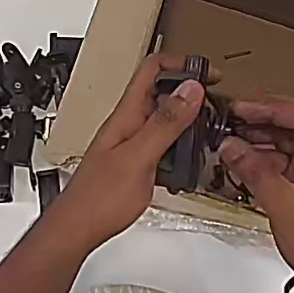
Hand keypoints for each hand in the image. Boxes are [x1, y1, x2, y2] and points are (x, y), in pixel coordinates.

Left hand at [44, 53, 202, 250]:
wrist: (78, 229)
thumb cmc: (98, 198)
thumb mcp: (139, 156)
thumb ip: (166, 123)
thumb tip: (190, 90)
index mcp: (127, 114)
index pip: (152, 69)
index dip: (181, 63)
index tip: (207, 72)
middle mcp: (129, 123)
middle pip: (162, 89)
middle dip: (190, 87)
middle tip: (215, 97)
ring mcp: (133, 141)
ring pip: (164, 115)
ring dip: (187, 114)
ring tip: (208, 122)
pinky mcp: (138, 160)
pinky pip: (164, 140)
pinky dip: (181, 141)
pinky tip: (190, 154)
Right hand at [219, 96, 293, 292]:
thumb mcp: (286, 208)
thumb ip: (256, 173)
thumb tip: (233, 147)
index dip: (274, 109)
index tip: (246, 107)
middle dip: (267, 118)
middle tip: (238, 113)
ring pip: (293, 141)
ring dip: (265, 137)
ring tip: (235, 133)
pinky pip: (288, 160)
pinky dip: (267, 157)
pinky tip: (246, 155)